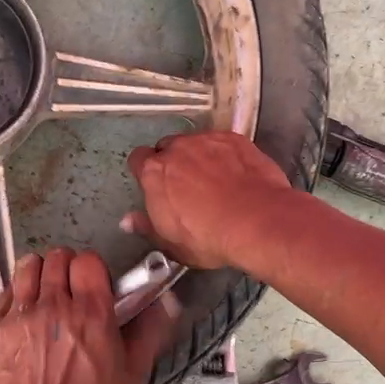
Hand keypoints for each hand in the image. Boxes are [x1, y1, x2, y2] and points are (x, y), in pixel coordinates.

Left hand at [0, 248, 178, 383]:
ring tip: (48, 291)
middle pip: (58, 257)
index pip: (88, 260)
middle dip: (68, 267)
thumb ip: (150, 330)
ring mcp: (24, 315)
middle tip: (73, 287)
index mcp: (92, 313)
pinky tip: (28, 309)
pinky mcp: (0, 328)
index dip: (93, 267)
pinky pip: (8, 291)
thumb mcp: (133, 373)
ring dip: (41, 272)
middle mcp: (56, 306)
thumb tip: (166, 302)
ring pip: (29, 266)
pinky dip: (19, 292)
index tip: (95, 283)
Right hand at [123, 131, 292, 269]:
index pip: (138, 159)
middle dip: (172, 163)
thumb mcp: (171, 244)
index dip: (145, 171)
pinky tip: (235, 174)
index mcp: (154, 173)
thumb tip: (127, 220)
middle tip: (185, 186)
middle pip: (167, 148)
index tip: (153, 185)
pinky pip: (222, 143)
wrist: (257, 221)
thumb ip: (147, 227)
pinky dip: (224, 155)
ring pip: (195, 143)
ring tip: (213, 180)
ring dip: (198, 157)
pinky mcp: (235, 139)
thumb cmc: (208, 238)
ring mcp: (208, 140)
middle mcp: (178, 149)